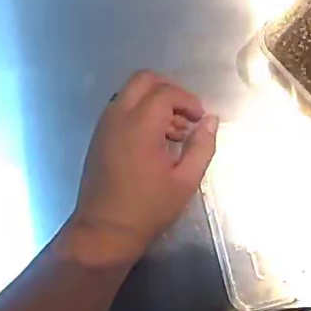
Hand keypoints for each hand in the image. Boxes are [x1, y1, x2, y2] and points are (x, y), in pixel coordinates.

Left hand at [65, 71, 217, 268]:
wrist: (105, 230)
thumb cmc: (149, 208)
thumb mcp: (186, 180)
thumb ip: (202, 146)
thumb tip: (211, 121)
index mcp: (140, 127)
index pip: (166, 92)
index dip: (189, 101)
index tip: (201, 120)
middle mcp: (118, 118)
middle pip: (143, 80)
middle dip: (170, 92)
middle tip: (188, 117)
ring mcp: (104, 126)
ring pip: (132, 94)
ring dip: (156, 104)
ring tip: (176, 134)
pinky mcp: (100, 137)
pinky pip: (122, 109)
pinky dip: (142, 114)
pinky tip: (157, 143)